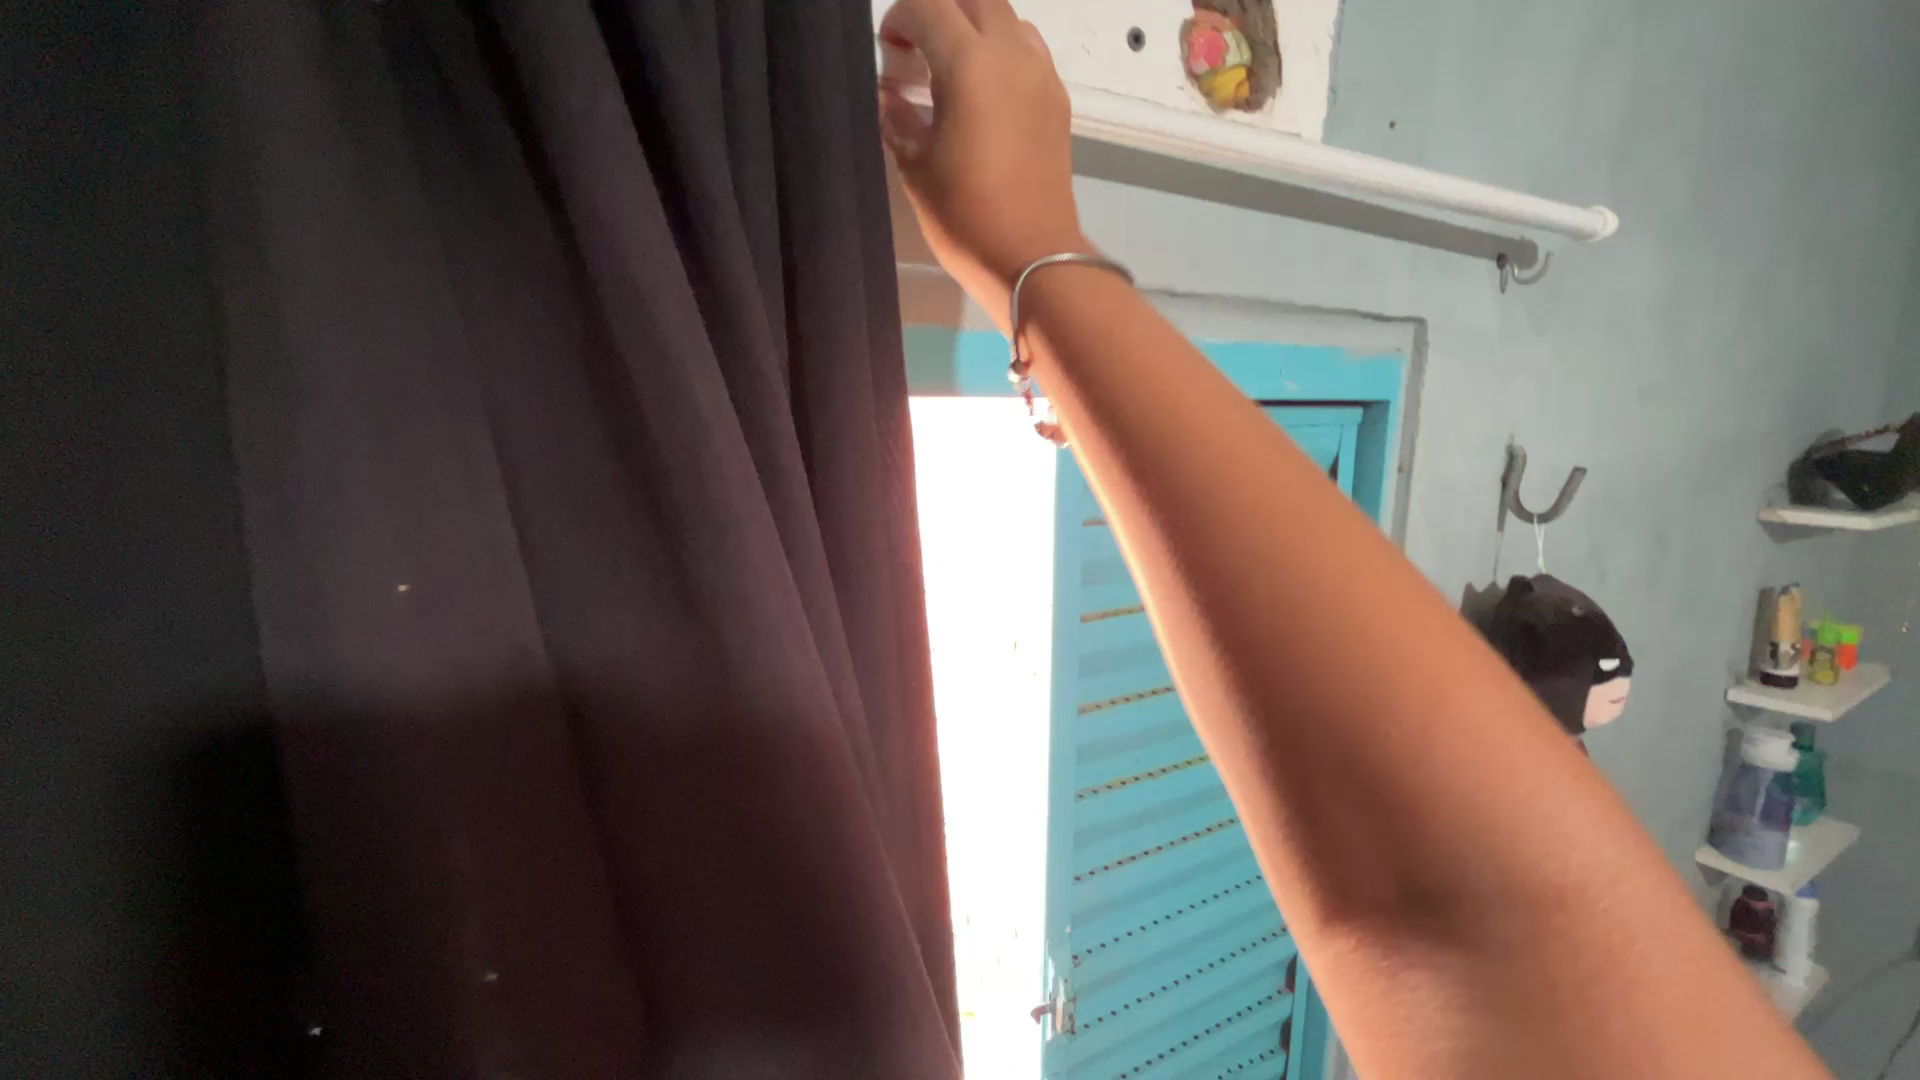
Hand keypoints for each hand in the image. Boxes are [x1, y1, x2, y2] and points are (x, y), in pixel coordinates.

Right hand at [878, 0, 1088, 316]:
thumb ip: (899, 119)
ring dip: (973, 30)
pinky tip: (984, 97)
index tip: (889, 51)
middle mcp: (1012, 54)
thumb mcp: (917, 169)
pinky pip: (1028, 53)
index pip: (929, 5)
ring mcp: (1041, 76)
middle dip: (939, 13)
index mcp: (970, 63)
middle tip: (916, 52)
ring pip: (1006, 20)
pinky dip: (1001, 55)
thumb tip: (892, 97)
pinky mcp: (1057, 103)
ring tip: (951, 73)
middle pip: (973, 0)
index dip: (901, 18)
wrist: (1032, 257)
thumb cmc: (966, 217)